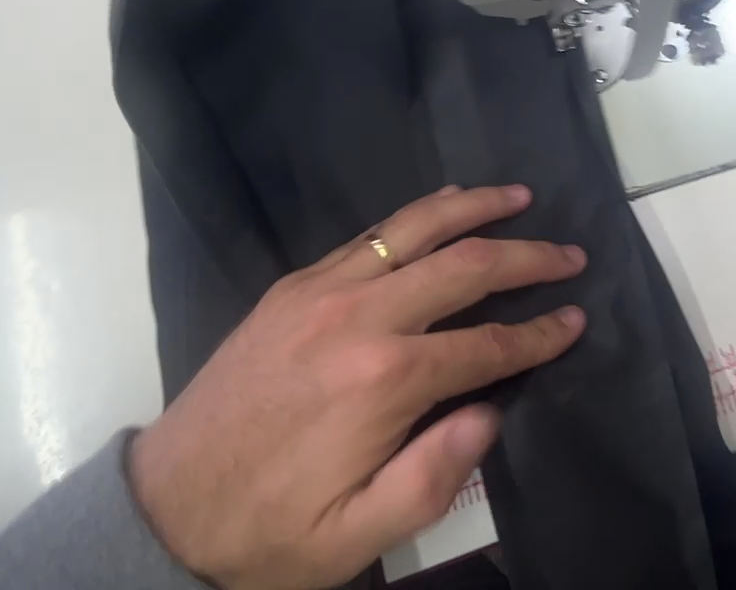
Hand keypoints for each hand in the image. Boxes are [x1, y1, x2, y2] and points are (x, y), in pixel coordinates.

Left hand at [128, 185, 586, 589]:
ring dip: (476, 207)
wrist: (158, 515)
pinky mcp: (296, 284)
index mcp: (384, 380)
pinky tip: (445, 206)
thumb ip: (433, 477)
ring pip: (418, 228)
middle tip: (571, 254)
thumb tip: (492, 411)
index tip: (576, 320)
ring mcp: (323, 290)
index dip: (540, 333)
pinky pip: (371, 235)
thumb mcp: (354, 538)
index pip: (486, 344)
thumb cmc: (267, 534)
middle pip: (465, 267)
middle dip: (528, 257)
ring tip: (520, 196)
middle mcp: (360, 317)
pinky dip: (419, 215)